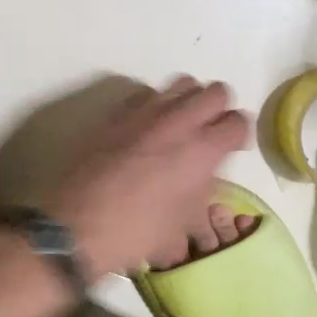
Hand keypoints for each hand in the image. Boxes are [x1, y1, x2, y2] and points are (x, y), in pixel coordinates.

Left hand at [48, 76, 250, 278]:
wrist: (78, 224)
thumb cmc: (136, 232)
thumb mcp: (182, 225)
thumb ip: (201, 195)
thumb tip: (203, 185)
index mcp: (202, 151)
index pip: (239, 122)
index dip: (238, 135)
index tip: (231, 149)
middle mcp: (179, 122)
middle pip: (216, 92)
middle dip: (219, 109)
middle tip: (208, 132)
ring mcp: (146, 112)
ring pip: (182, 84)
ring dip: (188, 100)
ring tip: (179, 125)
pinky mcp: (117, 112)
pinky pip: (147, 93)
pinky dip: (155, 104)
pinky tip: (146, 127)